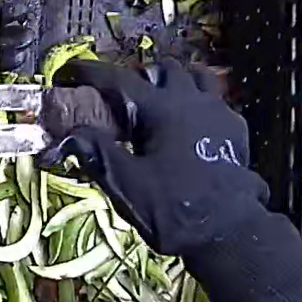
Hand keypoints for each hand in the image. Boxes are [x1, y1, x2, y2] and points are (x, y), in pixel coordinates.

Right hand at [44, 57, 301, 301]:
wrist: (229, 233)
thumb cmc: (173, 208)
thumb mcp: (125, 183)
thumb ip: (97, 152)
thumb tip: (69, 133)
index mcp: (161, 109)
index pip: (118, 78)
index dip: (89, 72)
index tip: (66, 73)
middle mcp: (190, 100)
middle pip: (161, 68)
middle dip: (138, 75)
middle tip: (120, 97)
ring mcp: (217, 111)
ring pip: (194, 75)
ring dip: (172, 80)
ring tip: (157, 99)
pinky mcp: (235, 127)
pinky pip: (212, 98)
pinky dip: (195, 100)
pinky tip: (187, 122)